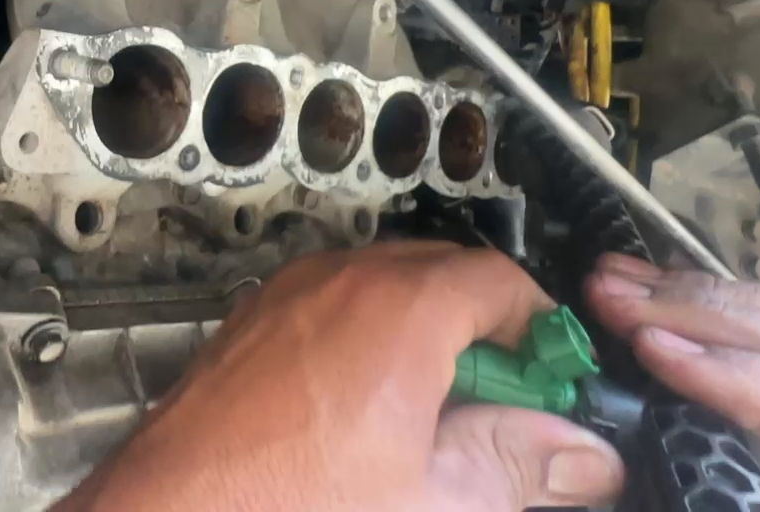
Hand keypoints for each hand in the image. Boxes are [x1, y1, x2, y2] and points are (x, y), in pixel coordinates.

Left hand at [56, 242, 624, 511]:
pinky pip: (335, 298)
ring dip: (427, 329)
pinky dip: (369, 329)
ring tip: (437, 411)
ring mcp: (293, 288)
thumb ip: (516, 464)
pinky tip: (367, 399)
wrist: (178, 501)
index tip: (557, 382)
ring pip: (385, 283)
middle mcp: (342, 277)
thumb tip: (581, 452)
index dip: (542, 326)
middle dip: (488, 329)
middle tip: (509, 404)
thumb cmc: (294, 500)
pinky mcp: (261, 310)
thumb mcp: (432, 498)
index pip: (498, 278)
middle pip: (442, 271)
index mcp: (398, 308)